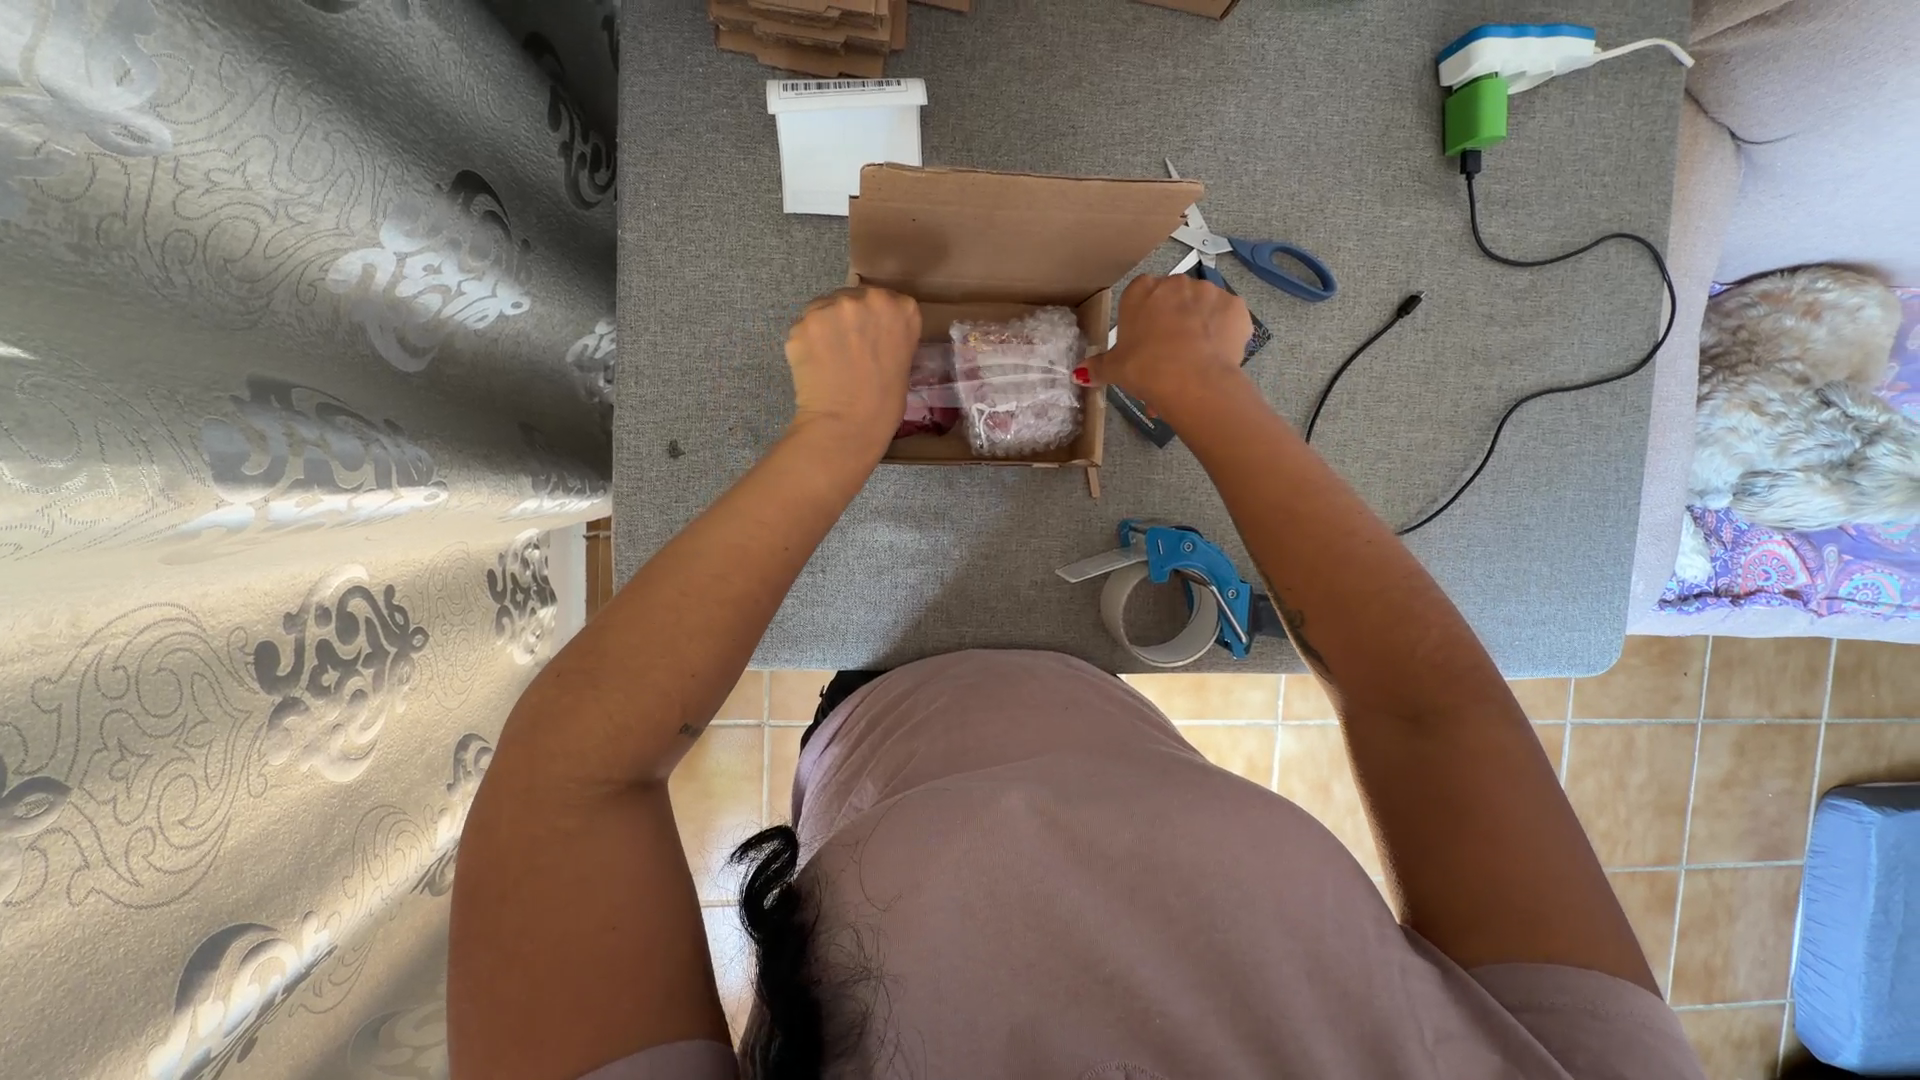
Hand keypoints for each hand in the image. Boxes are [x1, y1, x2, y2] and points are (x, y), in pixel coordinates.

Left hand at [784, 286, 921, 450]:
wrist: (845, 425)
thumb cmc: (884, 405)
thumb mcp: (905, 362)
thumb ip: (891, 336)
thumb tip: (872, 334)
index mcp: (900, 309)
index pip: (887, 301)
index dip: (876, 321)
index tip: (872, 339)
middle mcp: (864, 299)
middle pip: (853, 299)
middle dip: (849, 321)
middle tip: (848, 352)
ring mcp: (830, 309)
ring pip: (824, 310)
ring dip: (826, 329)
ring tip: (829, 361)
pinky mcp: (802, 324)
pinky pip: (805, 329)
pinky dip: (807, 344)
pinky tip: (814, 367)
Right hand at [1078, 273, 1253, 422]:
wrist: (1193, 382)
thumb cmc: (1146, 369)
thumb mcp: (1114, 370)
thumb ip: (1097, 367)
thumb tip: (1079, 373)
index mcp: (1142, 291)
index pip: (1139, 297)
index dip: (1142, 322)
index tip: (1143, 344)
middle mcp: (1176, 282)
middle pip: (1173, 301)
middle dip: (1172, 324)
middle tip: (1167, 358)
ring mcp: (1210, 292)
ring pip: (1202, 310)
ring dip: (1198, 330)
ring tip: (1192, 365)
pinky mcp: (1237, 308)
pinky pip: (1227, 321)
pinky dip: (1223, 337)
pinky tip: (1215, 359)